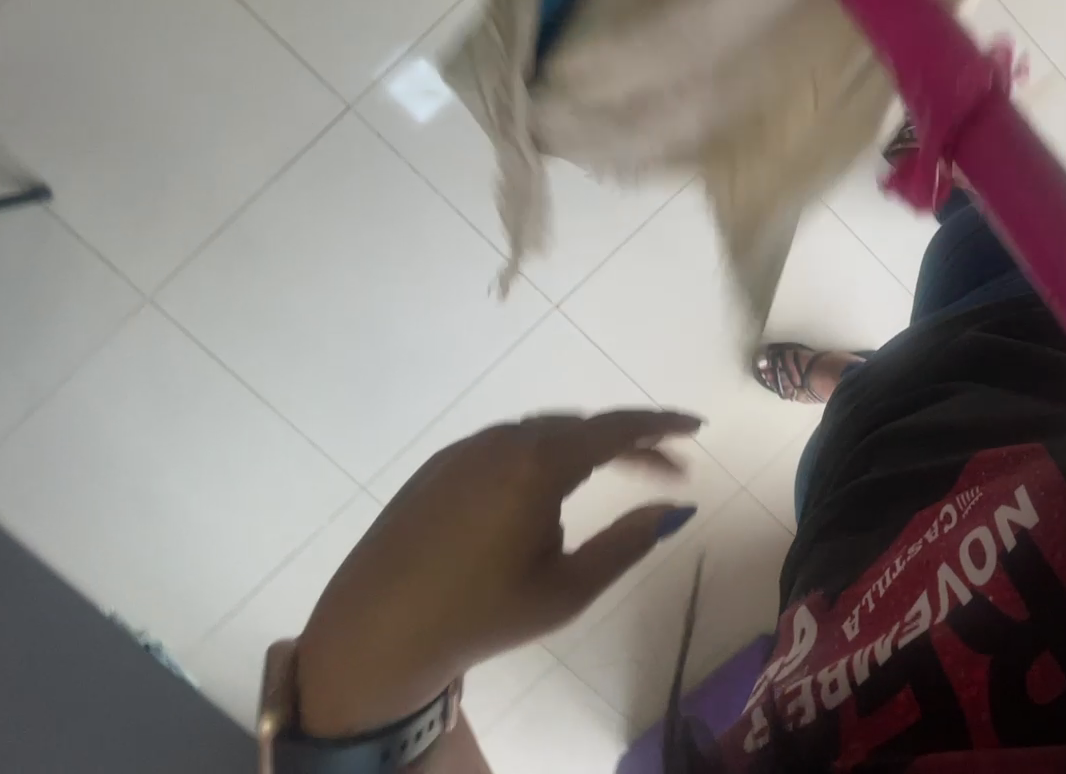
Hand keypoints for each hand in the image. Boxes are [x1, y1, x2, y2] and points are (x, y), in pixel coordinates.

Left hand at [293, 409, 702, 737]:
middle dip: (631, 442)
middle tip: (667, 466)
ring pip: (546, 432)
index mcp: (538, 464)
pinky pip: (509, 444)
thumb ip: (629, 541)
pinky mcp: (440, 465)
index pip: (617, 428)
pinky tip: (548, 487)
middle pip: (585, 426)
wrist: (369, 640)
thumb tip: (677, 508)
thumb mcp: (568, 589)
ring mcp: (467, 449)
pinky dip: (545, 453)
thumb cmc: (480, 617)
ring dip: (587, 447)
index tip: (696, 427)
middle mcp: (504, 441)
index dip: (662, 424)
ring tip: (614, 473)